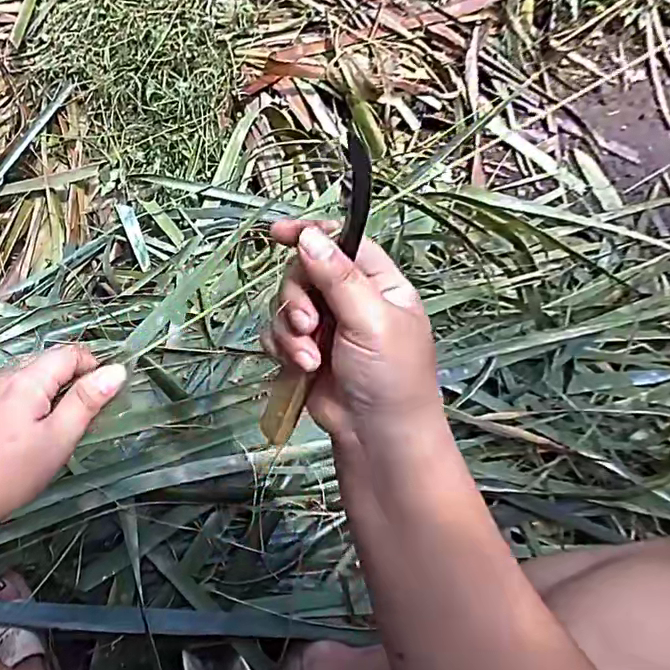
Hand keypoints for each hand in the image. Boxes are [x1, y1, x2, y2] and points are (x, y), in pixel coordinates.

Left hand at [0, 345, 125, 528]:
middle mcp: (0, 379)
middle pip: (44, 365)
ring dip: (46, 395)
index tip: (105, 394)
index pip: (68, 353)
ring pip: (22, 382)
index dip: (93, 366)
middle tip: (84, 417)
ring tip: (53, 431)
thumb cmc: (10, 473)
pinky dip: (22, 407)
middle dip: (70, 381)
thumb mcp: (58, 439)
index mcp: (26, 380)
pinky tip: (19, 440)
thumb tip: (116, 370)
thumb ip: (86, 402)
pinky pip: (3, 398)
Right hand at [261, 220, 441, 450]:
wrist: (377, 436)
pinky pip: (277, 335)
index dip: (310, 234)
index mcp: (377, 283)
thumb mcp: (371, 320)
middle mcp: (349, 300)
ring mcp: (325, 326)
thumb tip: (309, 235)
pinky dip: (283, 349)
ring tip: (310, 359)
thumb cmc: (392, 377)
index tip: (279, 233)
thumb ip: (338, 276)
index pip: (341, 242)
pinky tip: (301, 368)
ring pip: (285, 306)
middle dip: (298, 299)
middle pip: (303, 273)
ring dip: (291, 332)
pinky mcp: (304, 351)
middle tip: (309, 325)